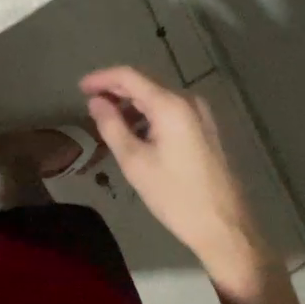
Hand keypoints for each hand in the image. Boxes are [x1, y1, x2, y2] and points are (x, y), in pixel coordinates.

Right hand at [80, 66, 273, 297]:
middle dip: (116, 91)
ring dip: (132, 106)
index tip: (80, 88)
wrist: (224, 227)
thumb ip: (111, 126)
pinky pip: (170, 111)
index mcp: (170, 105)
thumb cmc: (176, 196)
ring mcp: (200, 114)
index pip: (129, 76)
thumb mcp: (135, 162)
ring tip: (110, 124)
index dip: (102, 78)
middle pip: (145, 84)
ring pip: (158, 98)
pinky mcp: (205, 128)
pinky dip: (149, 116)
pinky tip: (136, 135)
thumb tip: (96, 101)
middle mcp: (188, 100)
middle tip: (90, 105)